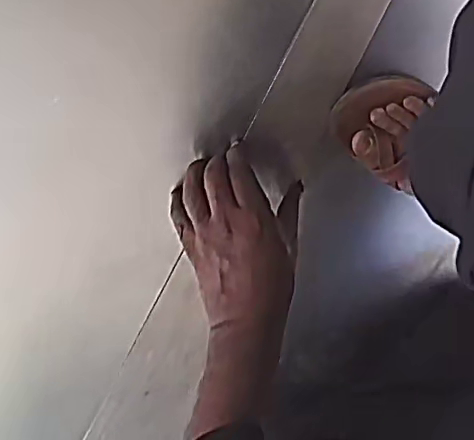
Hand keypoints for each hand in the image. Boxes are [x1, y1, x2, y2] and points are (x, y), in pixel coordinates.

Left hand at [170, 145, 303, 342]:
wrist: (246, 323)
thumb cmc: (271, 290)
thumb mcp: (289, 245)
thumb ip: (289, 211)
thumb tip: (295, 189)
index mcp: (253, 216)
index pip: (239, 170)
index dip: (237, 154)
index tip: (239, 150)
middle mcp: (226, 219)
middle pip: (213, 173)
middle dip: (217, 159)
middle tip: (222, 156)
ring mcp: (205, 231)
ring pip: (192, 187)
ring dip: (196, 172)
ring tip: (202, 166)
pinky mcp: (191, 245)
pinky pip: (178, 213)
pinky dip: (178, 197)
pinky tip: (182, 191)